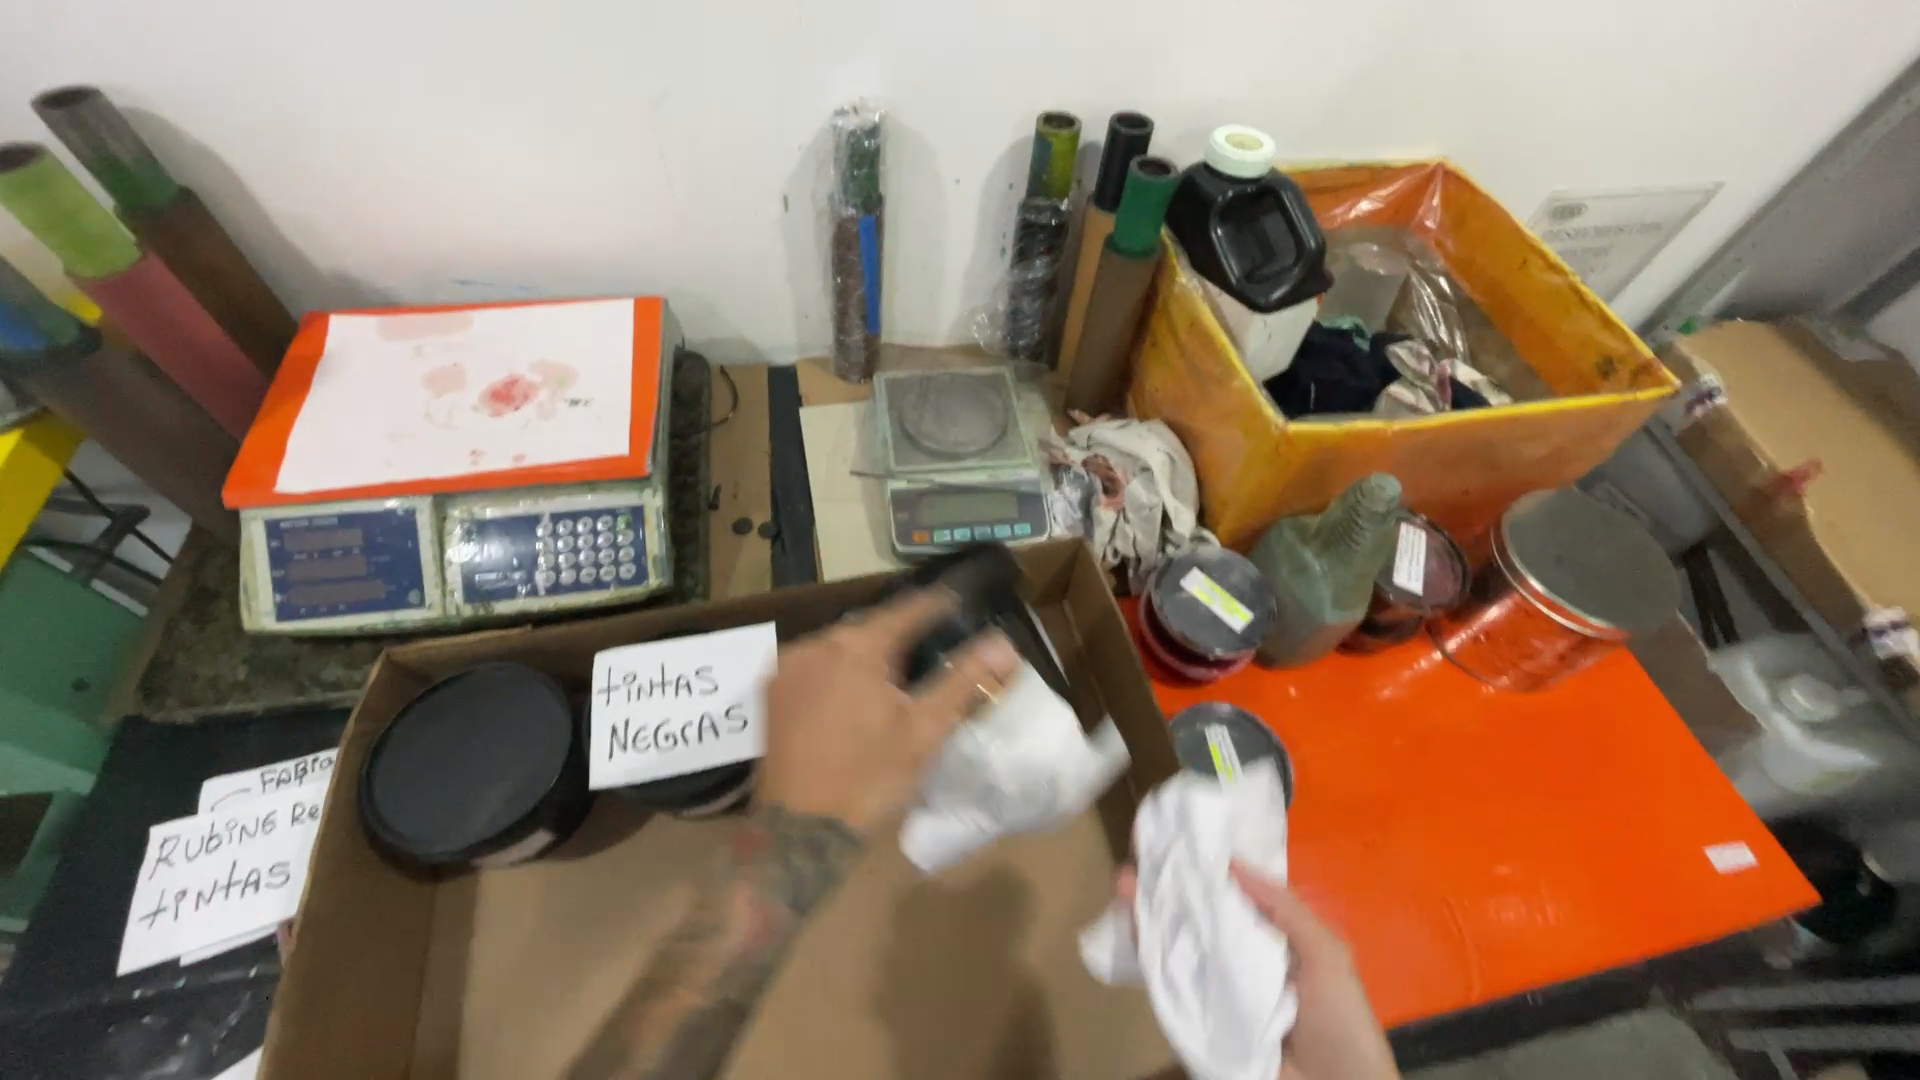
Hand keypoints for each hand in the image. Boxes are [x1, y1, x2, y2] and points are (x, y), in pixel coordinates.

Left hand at [758, 587, 1021, 834]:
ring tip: (892, 679)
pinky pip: (814, 665)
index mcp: (856, 647)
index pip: (906, 610)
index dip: (936, 605)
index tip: (958, 598)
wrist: (800, 831)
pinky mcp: (771, 691)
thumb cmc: (869, 777)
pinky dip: (837, 671)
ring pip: (839, 646)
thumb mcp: (925, 730)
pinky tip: (852, 696)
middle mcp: (815, 644)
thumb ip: (964, 680)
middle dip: (899, 636)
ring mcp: (787, 666)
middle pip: (869, 628)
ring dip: (866, 655)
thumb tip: (1005, 644)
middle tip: (928, 651)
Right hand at [1117, 861, 1399, 1079]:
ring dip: (1145, 905)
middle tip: (1140, 844)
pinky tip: (1130, 918)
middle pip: (1191, 909)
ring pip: (1171, 937)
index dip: (1202, 861)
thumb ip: (1284, 907)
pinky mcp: (1190, 1013)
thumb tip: (1231, 863)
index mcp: (1263, 936)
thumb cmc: (1340, 1022)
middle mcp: (1231, 954)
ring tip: (1125, 876)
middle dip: (1164, 877)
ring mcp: (1208, 983)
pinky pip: (1164, 977)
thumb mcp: (1327, 954)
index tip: (1177, 830)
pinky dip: (1144, 946)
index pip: (1226, 891)